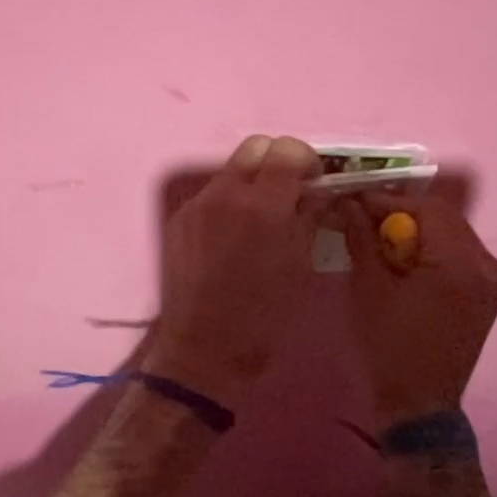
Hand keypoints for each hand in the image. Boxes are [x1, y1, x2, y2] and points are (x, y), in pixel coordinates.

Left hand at [145, 135, 324, 405]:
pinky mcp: (178, 221)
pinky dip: (227, 203)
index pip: (288, 150)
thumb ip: (309, 219)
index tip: (313, 184)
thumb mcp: (299, 267)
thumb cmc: (262, 316)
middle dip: (277, 162)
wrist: (203, 350)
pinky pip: (209, 196)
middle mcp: (225, 195)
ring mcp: (196, 206)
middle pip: (256, 146)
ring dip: (250, 183)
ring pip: (229, 170)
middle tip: (289, 194)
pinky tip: (231, 237)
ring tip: (259, 218)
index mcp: (263, 206)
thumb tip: (319, 194)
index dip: (307, 162)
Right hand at [342, 192, 496, 426]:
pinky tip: (408, 261)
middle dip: (403, 213)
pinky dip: (434, 249)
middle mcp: (488, 266)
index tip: (355, 201)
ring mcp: (495, 280)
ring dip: (419, 230)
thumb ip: (363, 240)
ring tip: (383, 240)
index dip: (388, 200)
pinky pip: (461, 254)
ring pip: (454, 233)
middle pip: (445, 218)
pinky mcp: (491, 292)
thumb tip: (348, 204)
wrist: (420, 404)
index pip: (427, 210)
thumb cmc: (390, 349)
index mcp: (460, 265)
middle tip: (365, 217)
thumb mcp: (370, 290)